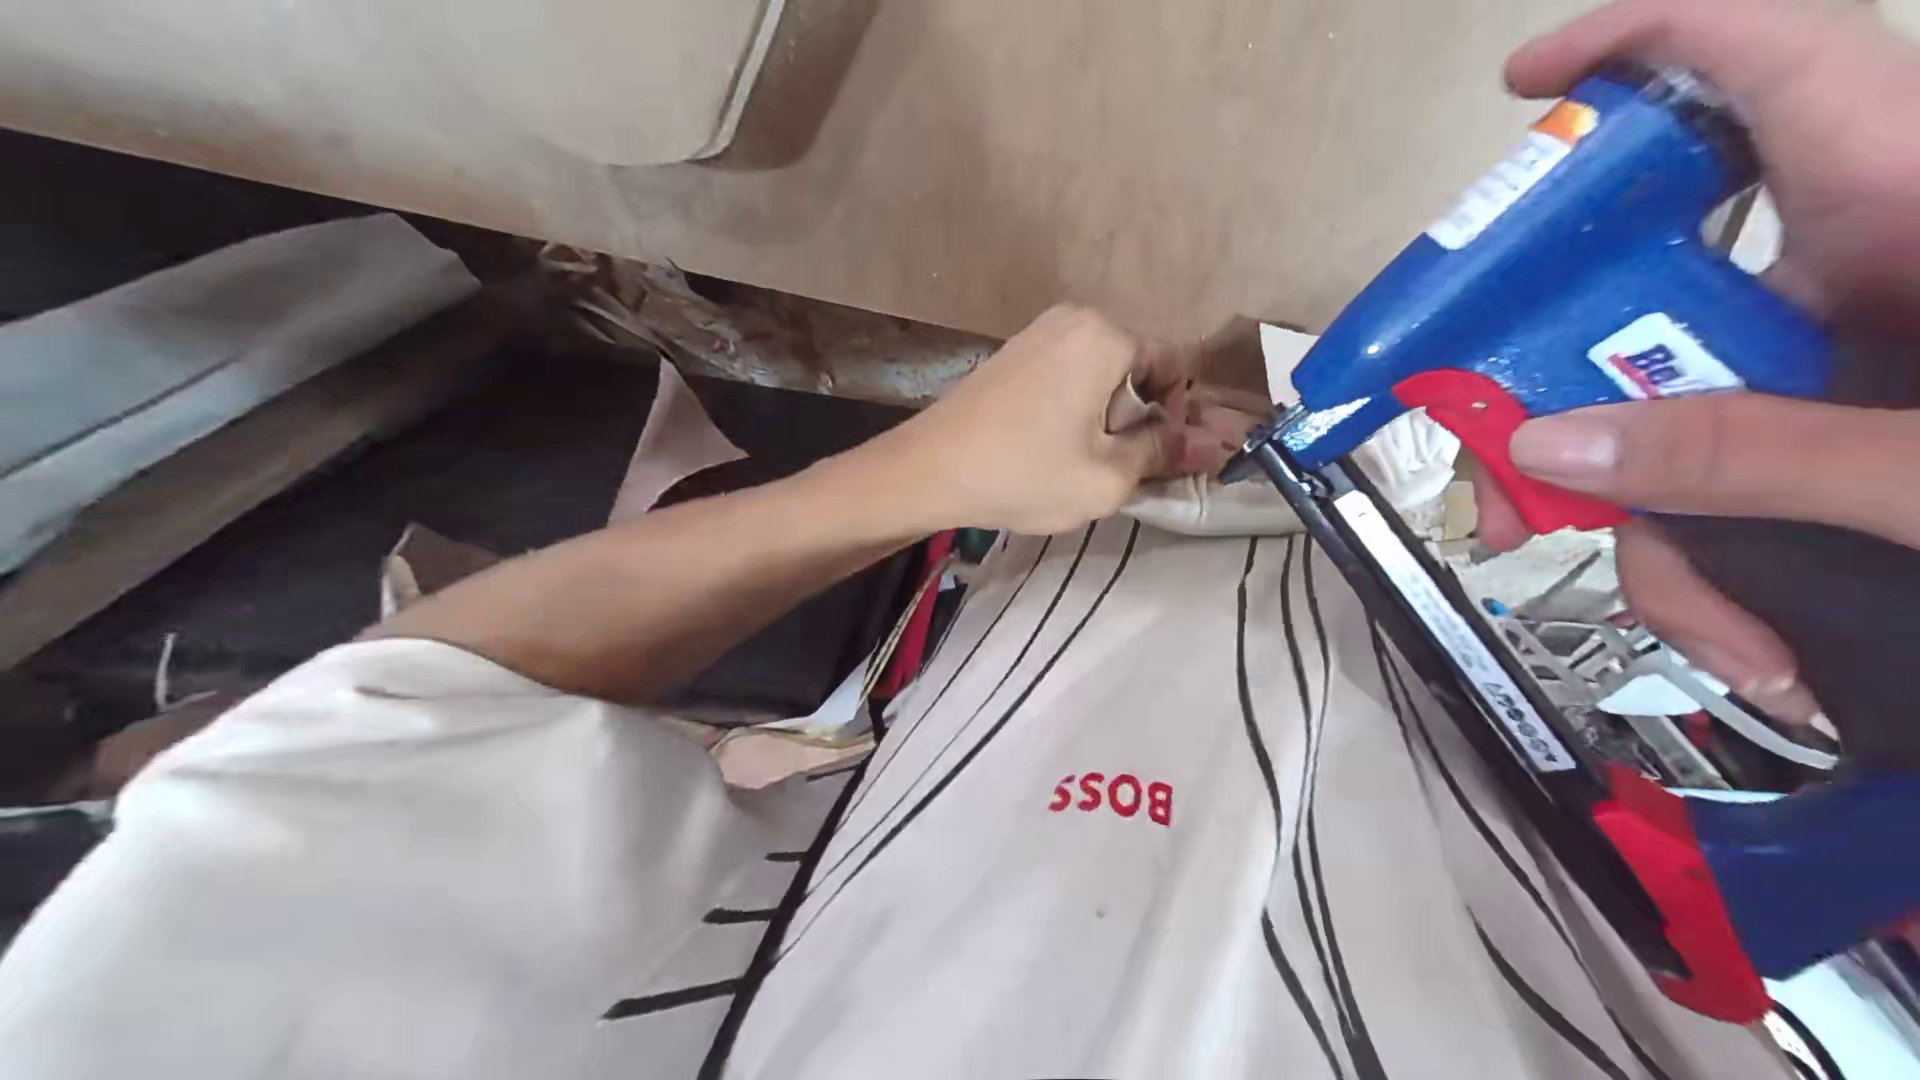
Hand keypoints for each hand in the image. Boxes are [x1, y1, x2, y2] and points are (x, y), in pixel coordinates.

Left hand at [850, 304, 1234, 534]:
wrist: (926, 472)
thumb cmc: (1022, 474)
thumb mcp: (1106, 477)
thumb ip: (1166, 453)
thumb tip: (1218, 442)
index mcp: (1106, 335)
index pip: (1177, 366)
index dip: (1181, 414)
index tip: (1163, 457)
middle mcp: (1075, 319)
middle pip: (1138, 368)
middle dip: (1140, 416)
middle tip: (1117, 467)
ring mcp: (1038, 333)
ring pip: (1102, 375)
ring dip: (1106, 417)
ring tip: (1080, 461)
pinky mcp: (1014, 355)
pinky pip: (1068, 377)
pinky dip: (1075, 410)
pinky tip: (1051, 447)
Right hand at [1474, 0, 1919, 720]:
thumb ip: (1759, 454)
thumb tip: (1547, 449)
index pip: (1769, 73)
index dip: (1641, 48)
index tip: (1525, 85)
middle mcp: (1848, 278)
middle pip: (1637, 297)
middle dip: (1552, 398)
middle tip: (1500, 476)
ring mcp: (1818, 360)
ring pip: (1653, 413)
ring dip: (1635, 522)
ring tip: (1684, 613)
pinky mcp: (1810, 426)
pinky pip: (1705, 479)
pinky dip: (1704, 564)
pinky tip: (1747, 638)